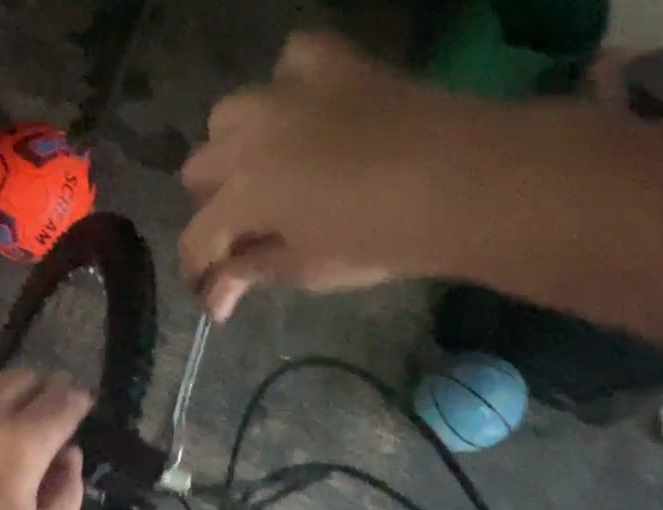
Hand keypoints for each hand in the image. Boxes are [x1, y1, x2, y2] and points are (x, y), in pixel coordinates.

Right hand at [179, 33, 486, 318]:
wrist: (465, 183)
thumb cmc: (380, 241)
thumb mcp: (306, 269)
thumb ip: (251, 272)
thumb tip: (216, 291)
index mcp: (244, 194)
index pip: (197, 238)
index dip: (200, 273)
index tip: (214, 299)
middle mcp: (251, 138)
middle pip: (199, 172)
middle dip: (212, 207)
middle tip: (244, 233)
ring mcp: (289, 94)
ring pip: (228, 114)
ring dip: (234, 146)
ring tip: (264, 169)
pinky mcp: (335, 65)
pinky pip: (292, 58)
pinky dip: (289, 82)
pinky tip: (302, 110)